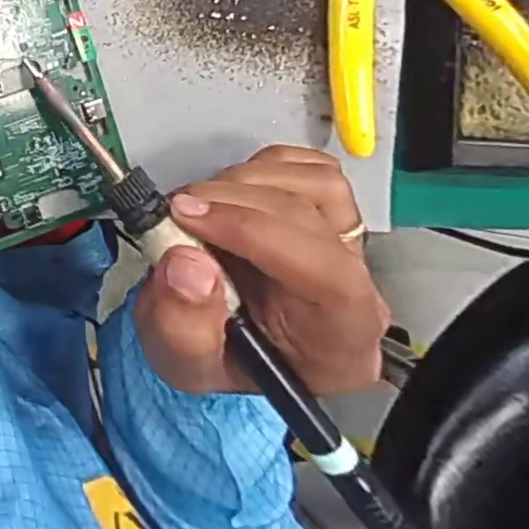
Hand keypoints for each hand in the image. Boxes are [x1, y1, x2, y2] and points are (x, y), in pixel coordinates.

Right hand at [133, 145, 388, 394]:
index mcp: (337, 343)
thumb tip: (187, 261)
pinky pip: (307, 167)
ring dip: (239, 184)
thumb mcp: (180, 361)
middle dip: (226, 204)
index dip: (253, 231)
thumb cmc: (209, 353)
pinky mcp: (326, 210)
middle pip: (308, 219)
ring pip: (312, 185)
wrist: (215, 336)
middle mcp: (356, 290)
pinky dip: (259, 168)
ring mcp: (345, 244)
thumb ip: (181, 324)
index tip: (186, 216)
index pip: (327, 274)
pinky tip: (228, 194)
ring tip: (197, 209)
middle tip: (172, 214)